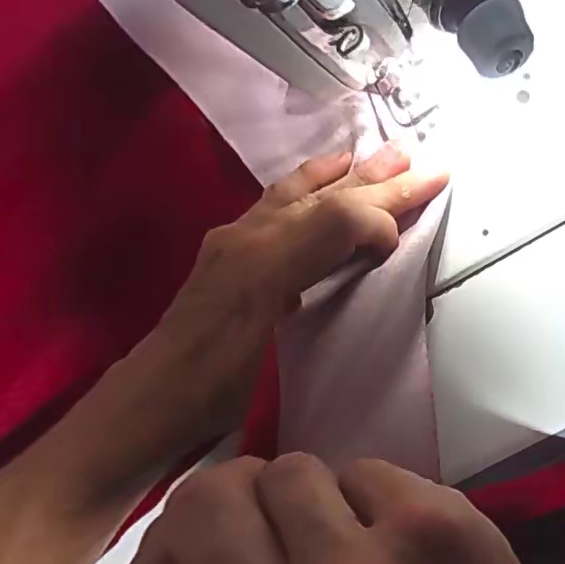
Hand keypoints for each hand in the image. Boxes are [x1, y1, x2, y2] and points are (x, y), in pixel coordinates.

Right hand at [118, 453, 564, 563]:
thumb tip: (176, 526)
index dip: (183, 543)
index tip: (227, 541)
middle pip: (203, 499)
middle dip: (241, 496)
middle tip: (286, 523)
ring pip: (288, 469)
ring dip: (317, 497)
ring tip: (355, 544)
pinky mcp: (425, 528)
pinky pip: (361, 467)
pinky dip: (376, 495)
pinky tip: (406, 544)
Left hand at [134, 145, 445, 442]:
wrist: (152, 406)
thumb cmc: (210, 377)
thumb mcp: (260, 304)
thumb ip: (311, 249)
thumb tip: (367, 231)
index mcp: (259, 248)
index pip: (332, 212)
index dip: (376, 212)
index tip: (410, 225)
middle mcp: (247, 238)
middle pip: (319, 198)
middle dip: (371, 177)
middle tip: (412, 156)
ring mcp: (237, 251)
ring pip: (293, 201)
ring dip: (335, 178)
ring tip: (361, 158)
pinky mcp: (232, 269)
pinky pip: (275, 220)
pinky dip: (304, 201)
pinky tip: (311, 204)